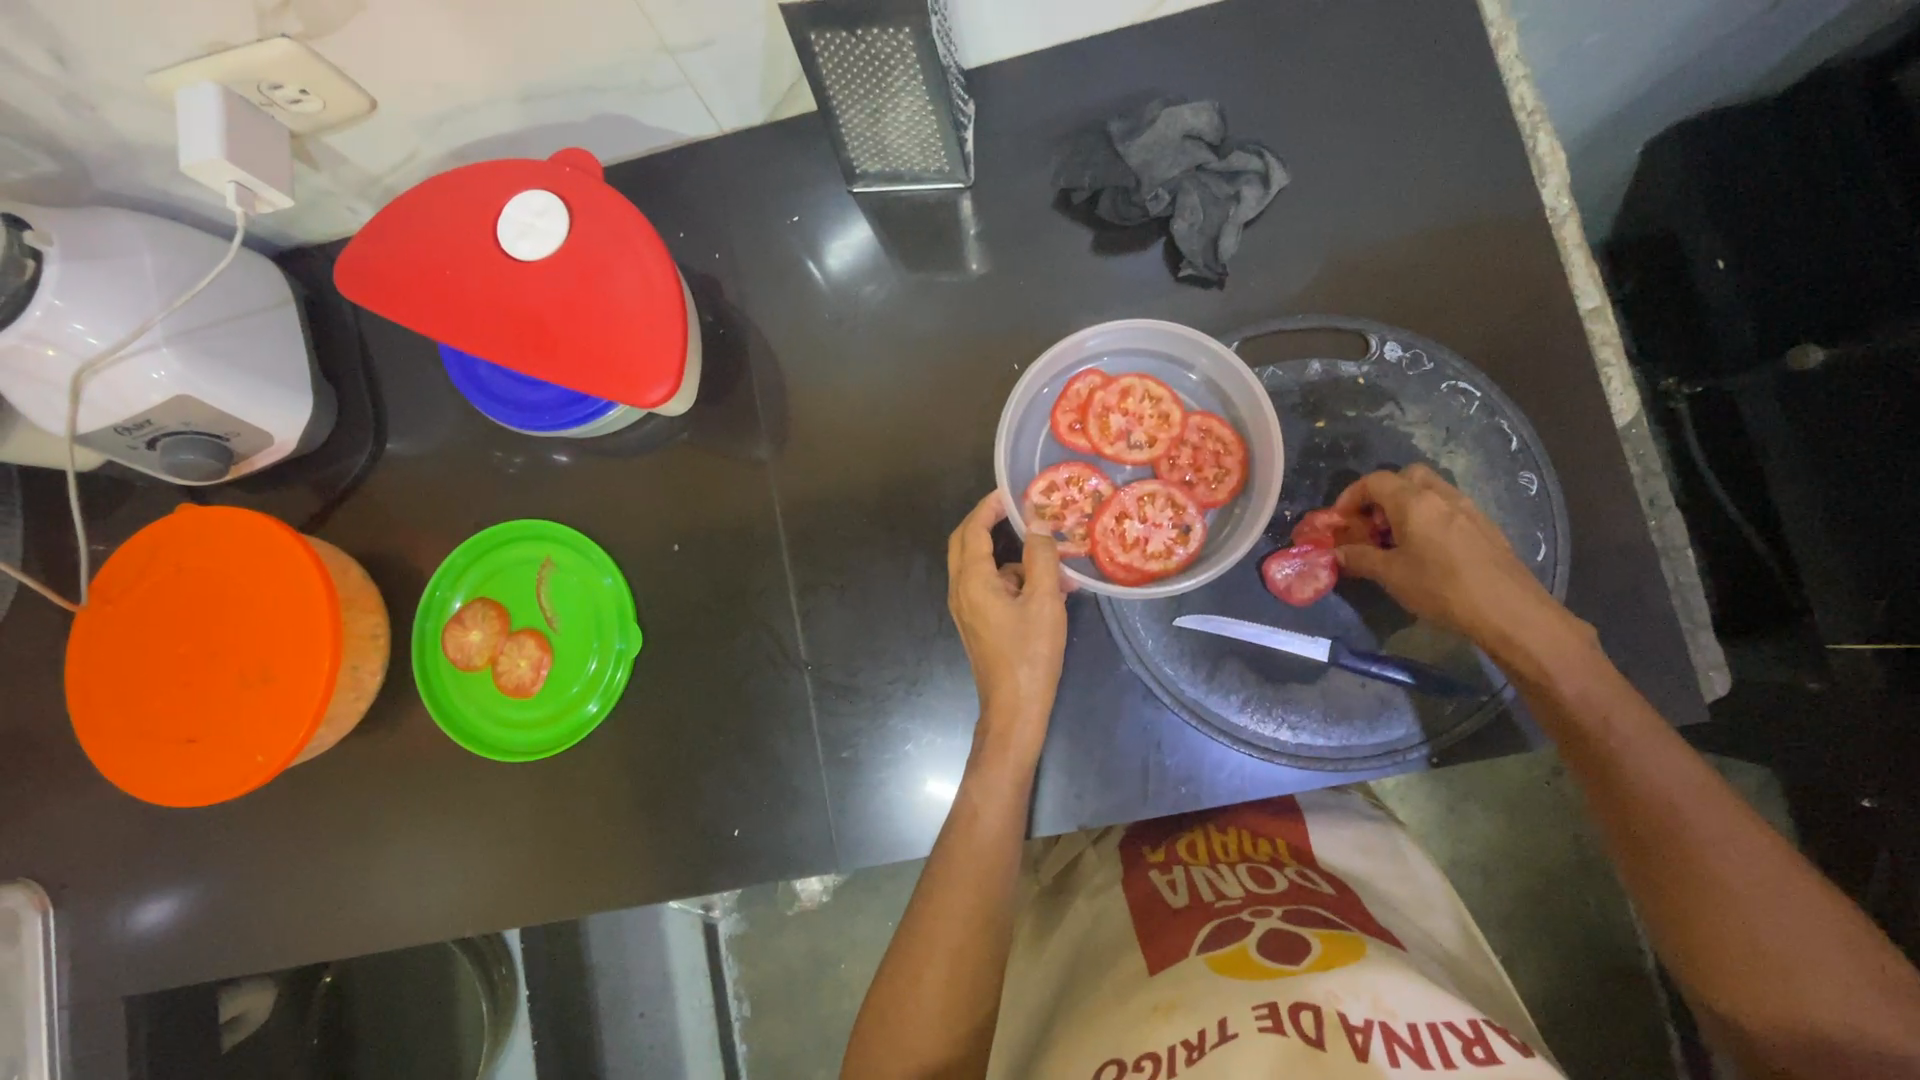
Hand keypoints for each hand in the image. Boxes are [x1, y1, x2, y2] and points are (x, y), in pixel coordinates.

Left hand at [947, 493, 1068, 753]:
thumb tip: (1037, 519)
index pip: (972, 529)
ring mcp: (967, 609)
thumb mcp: (1044, 600)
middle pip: (967, 543)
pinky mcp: (978, 623)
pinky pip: (992, 589)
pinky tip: (1051, 591)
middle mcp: (961, 590)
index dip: (989, 505)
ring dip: (1014, 559)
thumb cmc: (1030, 653)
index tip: (1012, 491)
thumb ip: (1041, 555)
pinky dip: (1016, 582)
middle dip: (990, 524)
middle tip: (1019, 511)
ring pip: (984, 568)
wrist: (1015, 708)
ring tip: (1056, 564)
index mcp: (971, 580)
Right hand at [1331, 466, 1588, 659]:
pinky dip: (1430, 517)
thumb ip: (1360, 558)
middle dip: (1383, 493)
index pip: (1375, 481)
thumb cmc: (1441, 588)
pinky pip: (1449, 508)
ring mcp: (1468, 508)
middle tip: (1372, 524)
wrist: (1508, 610)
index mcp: (1414, 502)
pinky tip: (1428, 550)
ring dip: (1407, 505)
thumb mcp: (1391, 575)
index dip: (1351, 496)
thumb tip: (1336, 553)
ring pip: (1431, 490)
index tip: (1341, 521)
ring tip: (1397, 539)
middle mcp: (1442, 496)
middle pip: (1407, 476)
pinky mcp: (1485, 526)